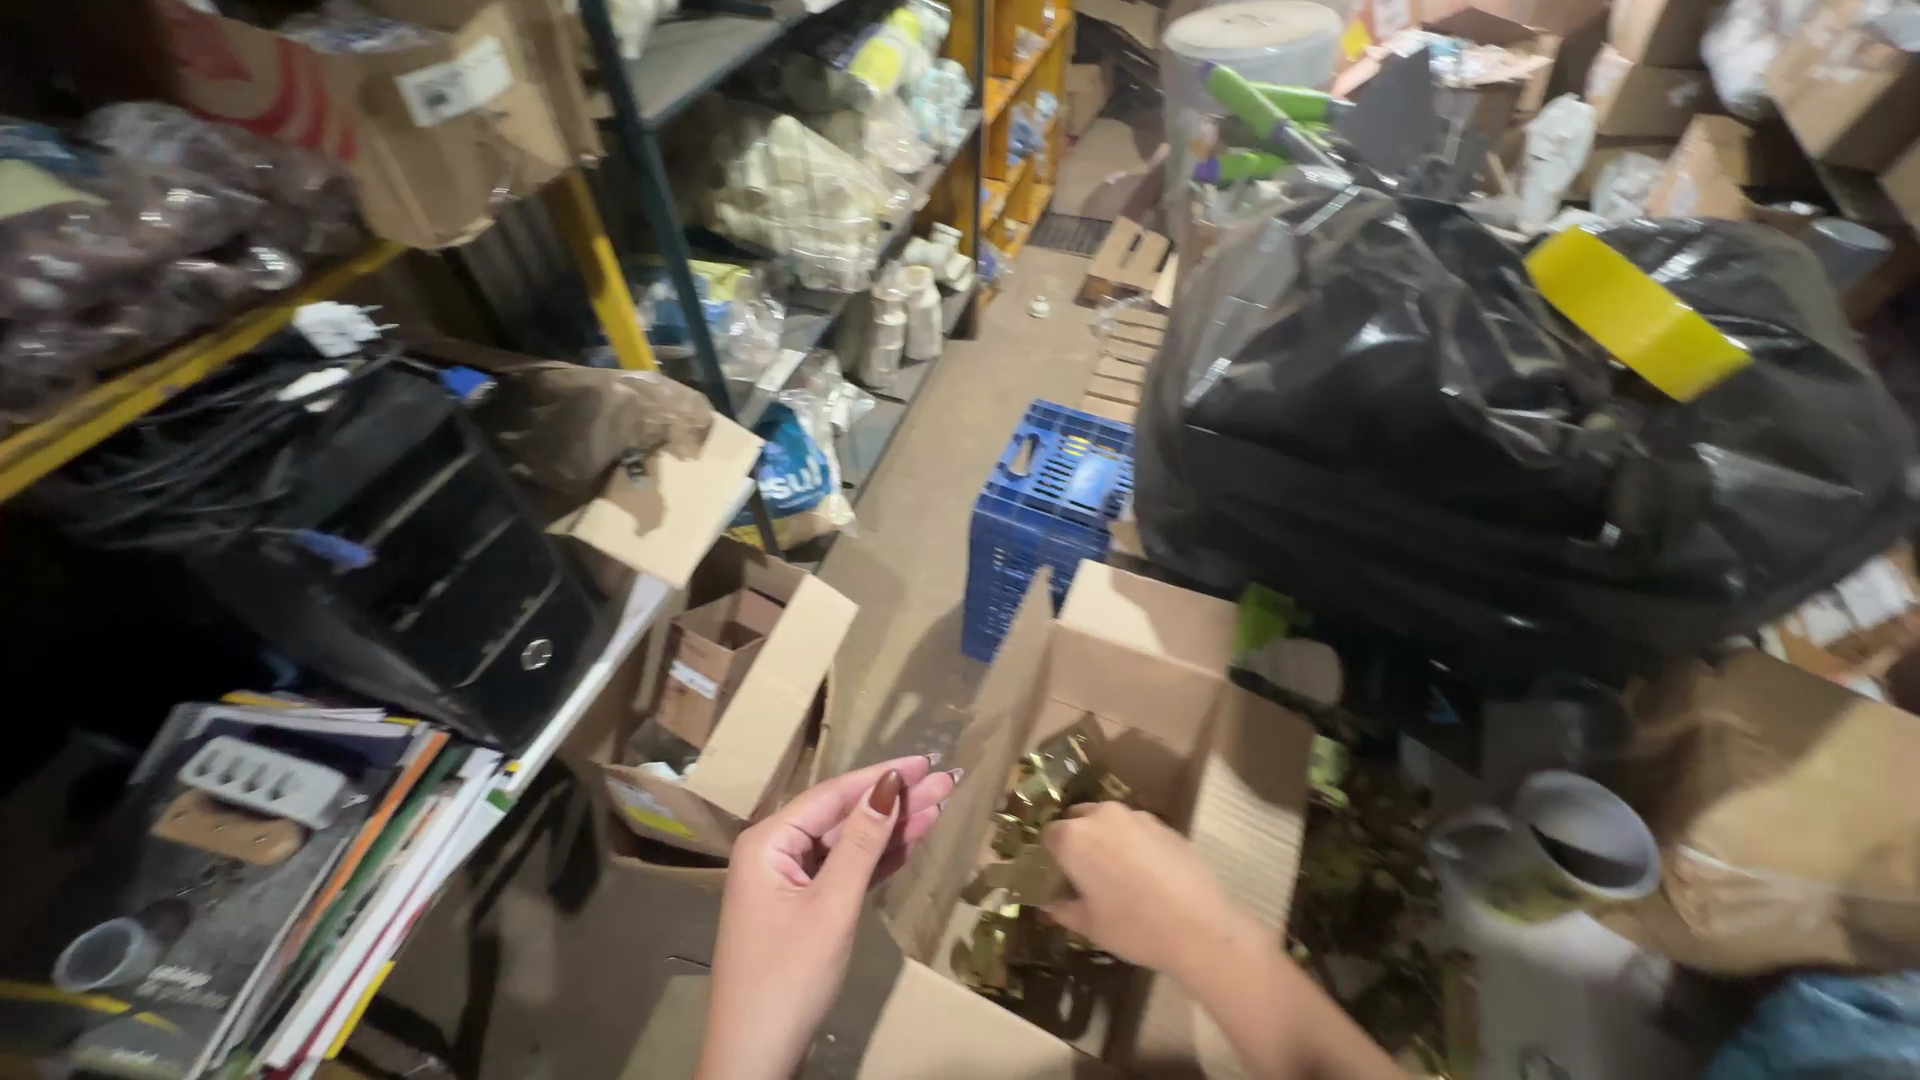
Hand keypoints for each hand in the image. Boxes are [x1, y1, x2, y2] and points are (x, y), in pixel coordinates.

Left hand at [698, 755, 959, 1079]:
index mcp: (769, 841)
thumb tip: (888, 785)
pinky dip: (878, 859)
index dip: (882, 776)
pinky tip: (911, 841)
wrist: (754, 1060)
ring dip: (893, 828)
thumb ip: (862, 843)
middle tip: (946, 782)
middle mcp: (776, 851)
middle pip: (844, 816)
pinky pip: (846, 871)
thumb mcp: (832, 905)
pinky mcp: (804, 907)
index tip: (925, 762)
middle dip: (895, 801)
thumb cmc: (790, 976)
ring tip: (939, 806)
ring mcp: (789, 881)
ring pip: (849, 843)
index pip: (834, 795)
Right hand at [1041, 802, 1248, 977]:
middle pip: (1077, 820)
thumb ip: (1063, 910)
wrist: (1200, 926)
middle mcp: (1101, 816)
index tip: (1059, 878)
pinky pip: (1136, 829)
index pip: (1048, 836)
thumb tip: (1050, 904)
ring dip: (1105, 839)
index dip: (1051, 857)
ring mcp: (1135, 816)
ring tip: (1118, 874)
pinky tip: (1146, 874)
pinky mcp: (1163, 824)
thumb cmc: (1133, 926)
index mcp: (1073, 837)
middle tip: (1086, 875)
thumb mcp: (1090, 926)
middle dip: (1077, 842)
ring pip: (1108, 822)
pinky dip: (1133, 843)